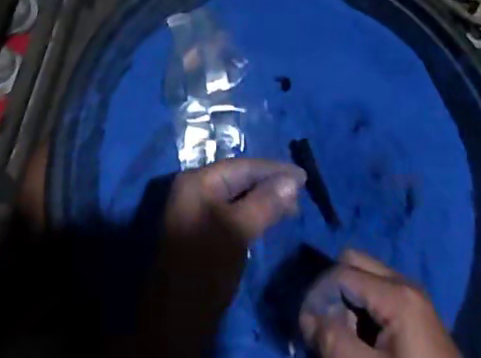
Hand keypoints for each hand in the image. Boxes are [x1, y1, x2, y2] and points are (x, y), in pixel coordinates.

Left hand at [119, 158, 305, 357]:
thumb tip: (292, 181)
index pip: (241, 166)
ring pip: (235, 195)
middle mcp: (193, 188)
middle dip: (269, 183)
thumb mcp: (238, 230)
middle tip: (301, 194)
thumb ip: (265, 203)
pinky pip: (230, 210)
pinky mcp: (200, 229)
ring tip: (291, 208)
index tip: (303, 176)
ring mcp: (194, 209)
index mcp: (196, 180)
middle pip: (237, 178)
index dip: (273, 169)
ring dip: (262, 199)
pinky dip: (251, 212)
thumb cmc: (207, 265)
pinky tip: (268, 219)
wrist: (177, 314)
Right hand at [301, 250, 460, 357]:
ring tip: (343, 337)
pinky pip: (379, 296)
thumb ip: (333, 341)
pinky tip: (361, 341)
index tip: (307, 327)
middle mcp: (406, 285)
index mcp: (397, 294)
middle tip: (326, 326)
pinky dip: (363, 311)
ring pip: (365, 278)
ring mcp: (414, 299)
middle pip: (354, 263)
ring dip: (347, 302)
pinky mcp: (417, 315)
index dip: (318, 296)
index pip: (341, 273)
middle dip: (333, 290)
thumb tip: (308, 317)